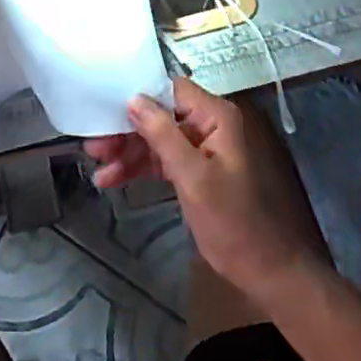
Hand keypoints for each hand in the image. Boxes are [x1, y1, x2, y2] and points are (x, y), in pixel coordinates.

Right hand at [85, 78, 318, 302]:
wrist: (267, 271)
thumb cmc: (234, 221)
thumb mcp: (194, 177)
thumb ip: (163, 135)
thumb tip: (133, 99)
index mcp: (216, 116)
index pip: (170, 90)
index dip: (137, 95)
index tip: (103, 106)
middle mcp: (209, 125)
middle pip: (160, 115)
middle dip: (126, 130)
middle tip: (93, 146)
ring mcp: (202, 149)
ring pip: (157, 139)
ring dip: (128, 152)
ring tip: (97, 167)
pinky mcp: (195, 171)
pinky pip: (162, 160)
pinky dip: (139, 168)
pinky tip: (112, 179)